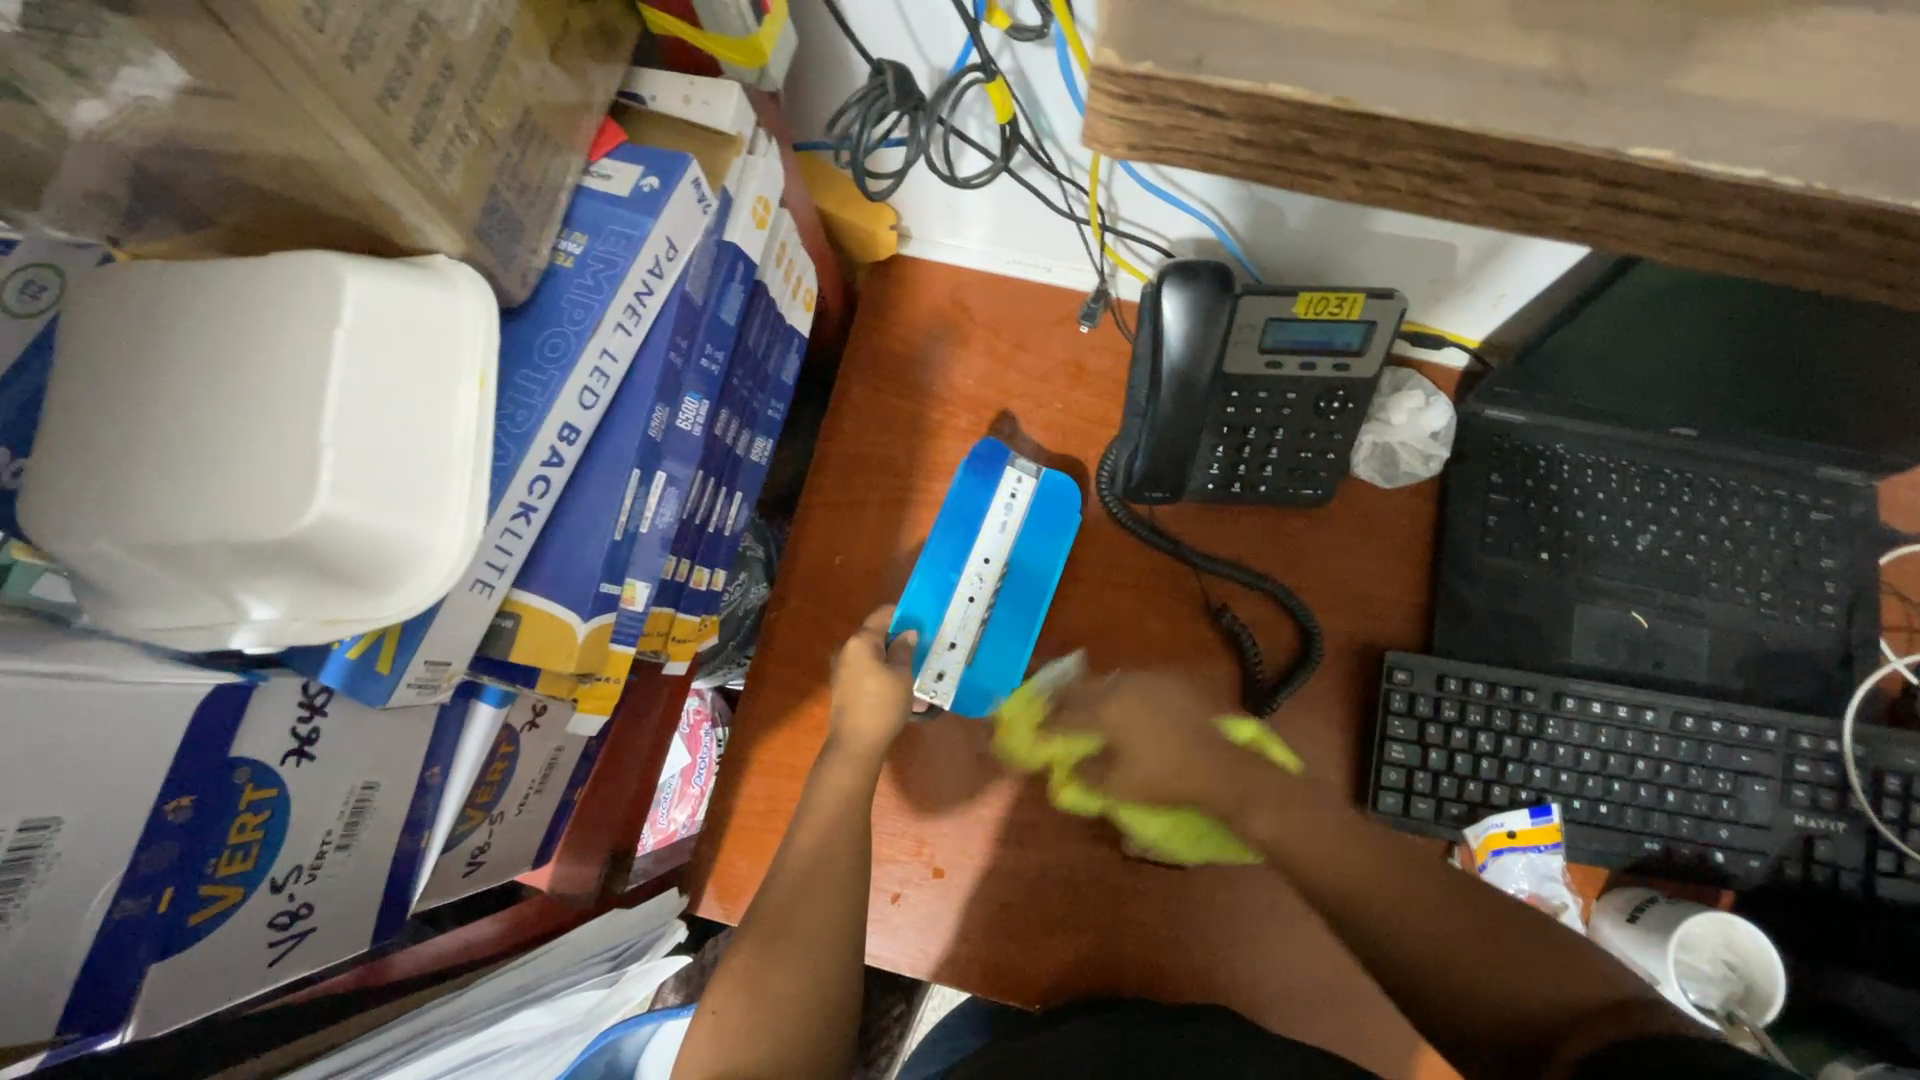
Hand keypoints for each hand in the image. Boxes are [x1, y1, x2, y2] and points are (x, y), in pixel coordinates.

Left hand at [826, 605, 918, 762]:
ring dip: (891, 655)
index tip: (922, 619)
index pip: (882, 615)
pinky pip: (866, 667)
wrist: (856, 743)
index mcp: (861, 641)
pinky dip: (882, 669)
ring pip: (871, 653)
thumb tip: (908, 633)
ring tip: (914, 664)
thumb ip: (904, 650)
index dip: (902, 614)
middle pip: (875, 634)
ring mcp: (843, 668)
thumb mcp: (902, 676)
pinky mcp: (844, 685)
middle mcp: (847, 649)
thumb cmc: (883, 705)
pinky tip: (899, 681)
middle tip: (922, 643)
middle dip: (898, 636)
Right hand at [1046, 670, 1286, 817]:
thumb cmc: (1165, 778)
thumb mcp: (1117, 786)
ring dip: (1090, 692)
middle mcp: (1121, 686)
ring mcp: (1147, 680)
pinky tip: (1121, 705)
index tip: (1033, 729)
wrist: (1220, 766)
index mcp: (1104, 709)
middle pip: (1081, 687)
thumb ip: (1086, 772)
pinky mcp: (1168, 681)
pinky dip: (1118, 692)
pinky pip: (1132, 683)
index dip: (1045, 722)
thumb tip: (1072, 764)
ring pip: (1106, 681)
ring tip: (1082, 704)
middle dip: (1061, 698)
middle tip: (1048, 707)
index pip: (1063, 713)